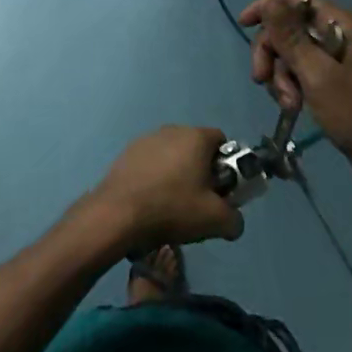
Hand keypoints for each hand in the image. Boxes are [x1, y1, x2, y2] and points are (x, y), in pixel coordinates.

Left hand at [91, 126, 243, 252]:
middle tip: (198, 200)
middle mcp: (172, 130)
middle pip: (196, 147)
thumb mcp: (214, 220)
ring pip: (172, 153)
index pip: (221, 140)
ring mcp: (146, 139)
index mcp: (196, 137)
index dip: (226, 164)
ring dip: (176, 172)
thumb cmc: (171, 209)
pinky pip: (151, 161)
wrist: (117, 214)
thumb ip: (234, 219)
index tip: (221, 188)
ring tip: (171, 204)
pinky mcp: (127, 152)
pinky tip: (149, 201)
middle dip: (201, 169)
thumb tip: (234, 221)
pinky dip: (155, 176)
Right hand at [241, 0, 351, 190]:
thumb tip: (271, 0)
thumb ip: (292, 38)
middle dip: (273, 53)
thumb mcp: (320, 76)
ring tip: (290, 104)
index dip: (268, 7)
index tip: (243, 26)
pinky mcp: (338, 84)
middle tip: (261, 80)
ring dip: (283, 76)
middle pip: (291, 29)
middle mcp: (341, 36)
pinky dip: (294, 88)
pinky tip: (296, 109)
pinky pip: (305, 74)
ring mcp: (340, 61)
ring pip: (294, 55)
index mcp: (342, 25)